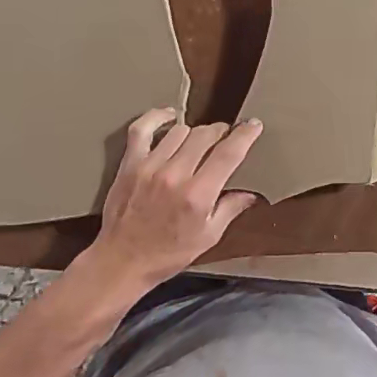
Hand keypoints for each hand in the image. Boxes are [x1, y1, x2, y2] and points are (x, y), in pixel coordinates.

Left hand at [76, 108, 263, 293]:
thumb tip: (250, 193)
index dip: (244, 135)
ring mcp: (150, 167)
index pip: (228, 153)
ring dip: (194, 133)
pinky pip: (142, 129)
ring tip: (198, 142)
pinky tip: (169, 115)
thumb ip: (230, 209)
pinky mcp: (130, 164)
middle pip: (205, 135)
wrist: (123, 260)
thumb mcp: (208, 237)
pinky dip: (157, 117)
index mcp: (198, 195)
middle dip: (221, 132)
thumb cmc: (168, 254)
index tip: (253, 125)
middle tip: (225, 138)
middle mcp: (175, 175)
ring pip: (180, 131)